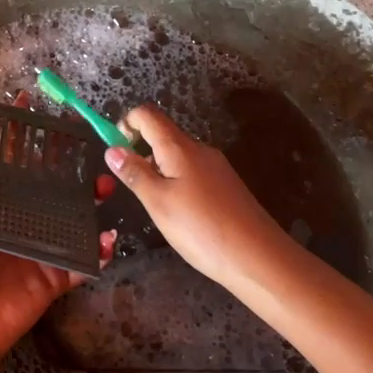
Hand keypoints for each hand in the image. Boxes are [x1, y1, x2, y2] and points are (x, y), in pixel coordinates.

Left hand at [0, 129, 113, 358]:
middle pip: (47, 180)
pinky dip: (100, 251)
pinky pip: (84, 260)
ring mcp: (41, 244)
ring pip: (73, 214)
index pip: (7, 158)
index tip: (29, 104)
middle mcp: (20, 216)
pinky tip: (109, 239)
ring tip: (104, 186)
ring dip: (90, 197)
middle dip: (66, 159)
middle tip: (84, 141)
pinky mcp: (56, 274)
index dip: (16, 132)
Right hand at [104, 104, 294, 289]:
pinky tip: (182, 214)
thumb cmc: (201, 228)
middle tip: (134, 188)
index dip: (126, 124)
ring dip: (158, 169)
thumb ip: (135, 174)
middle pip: (163, 134)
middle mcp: (199, 149)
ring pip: (178, 156)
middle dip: (140, 151)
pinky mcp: (226, 185)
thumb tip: (112, 149)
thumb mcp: (158, 203)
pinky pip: (193, 172)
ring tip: (157, 206)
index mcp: (179, 147)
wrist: (259, 258)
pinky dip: (177, 182)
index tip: (117, 152)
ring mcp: (216, 167)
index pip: (147, 114)